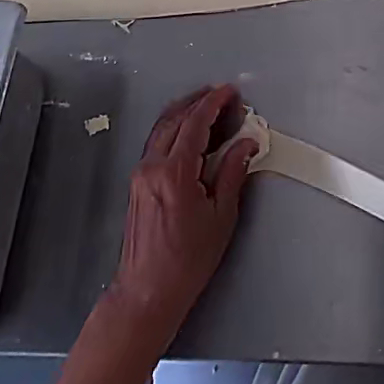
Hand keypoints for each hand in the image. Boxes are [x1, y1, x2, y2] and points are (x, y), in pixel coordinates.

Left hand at [108, 84, 260, 336]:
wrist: (147, 291)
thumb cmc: (189, 259)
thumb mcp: (221, 216)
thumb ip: (232, 173)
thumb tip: (247, 143)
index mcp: (174, 173)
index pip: (195, 124)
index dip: (214, 103)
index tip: (231, 92)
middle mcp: (152, 166)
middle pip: (175, 119)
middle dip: (199, 102)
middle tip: (222, 96)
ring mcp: (141, 173)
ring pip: (162, 128)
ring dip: (185, 112)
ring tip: (207, 106)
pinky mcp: (137, 182)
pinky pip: (156, 142)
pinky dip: (174, 128)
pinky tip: (189, 132)